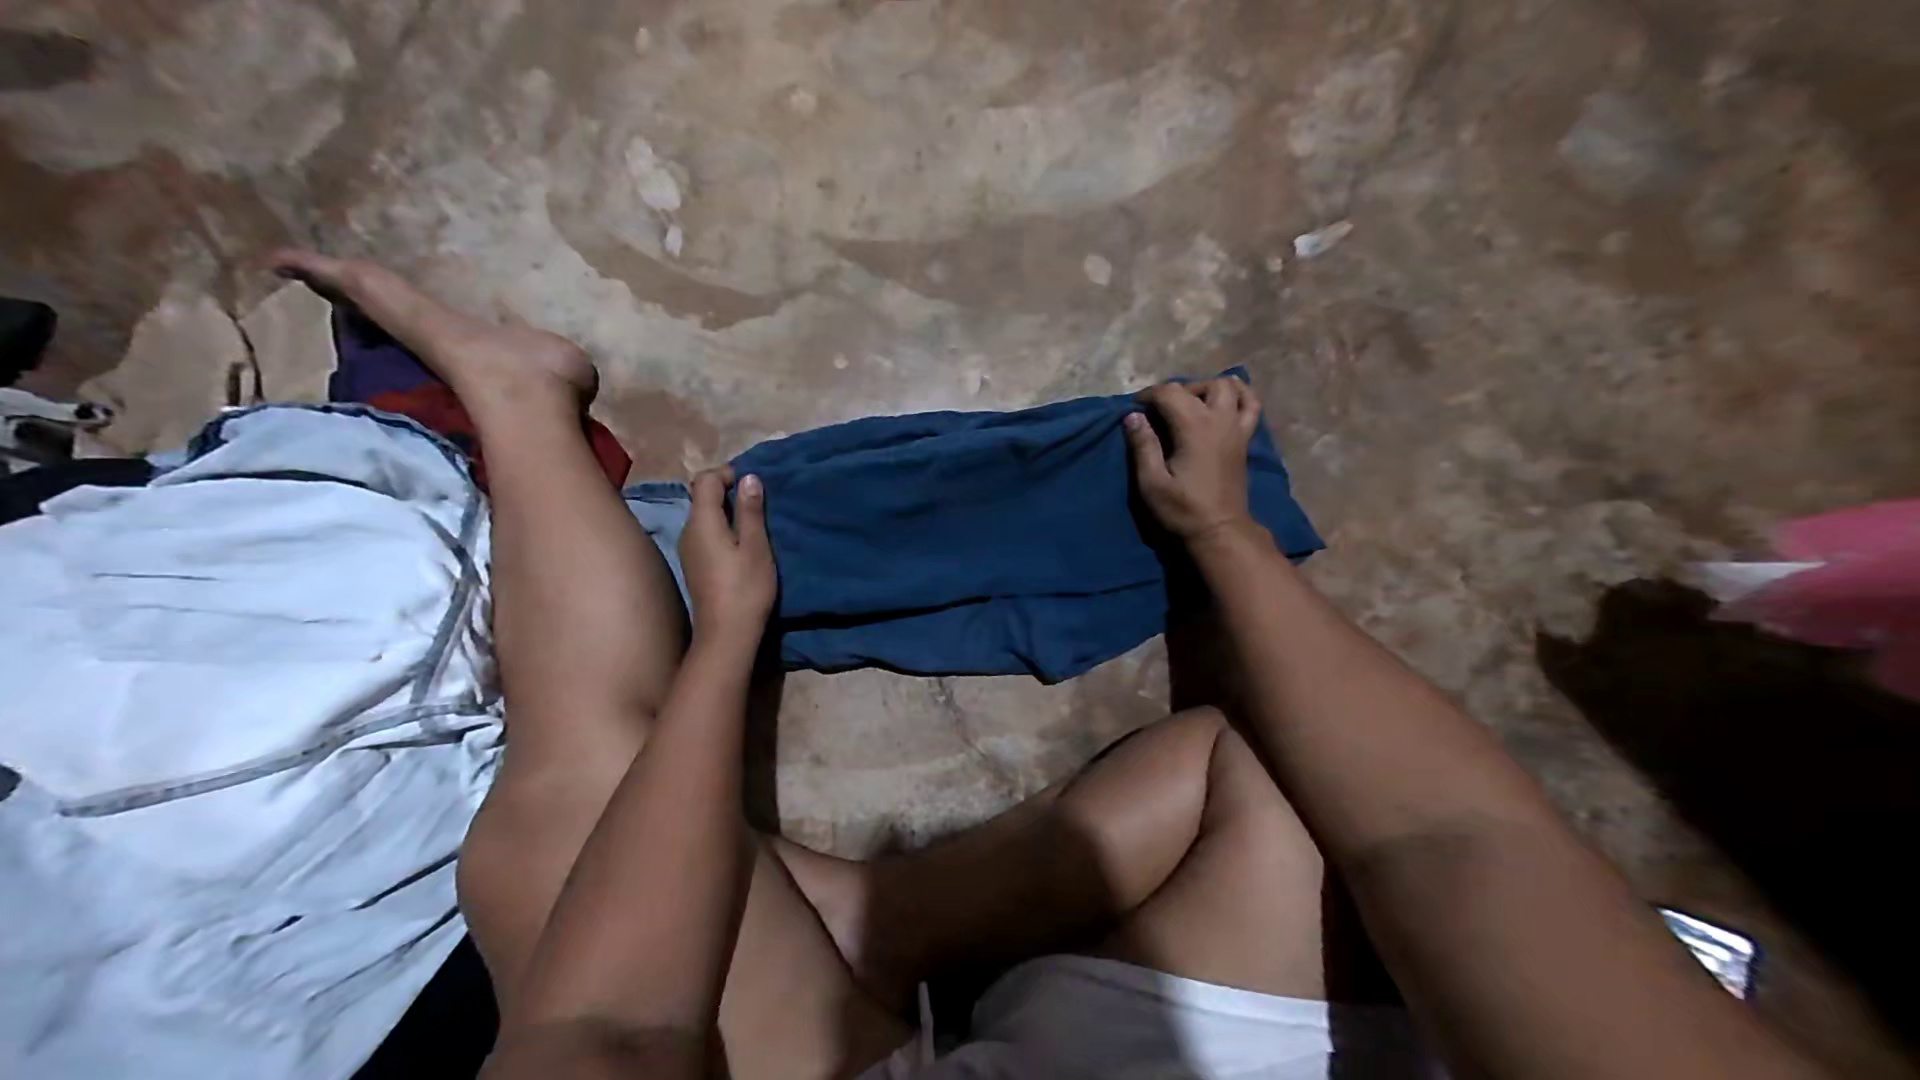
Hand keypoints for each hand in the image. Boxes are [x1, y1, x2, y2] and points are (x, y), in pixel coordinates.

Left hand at [679, 467, 776, 645]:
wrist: (726, 634)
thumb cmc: (745, 588)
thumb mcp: (755, 546)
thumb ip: (750, 510)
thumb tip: (748, 478)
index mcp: (701, 522)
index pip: (705, 480)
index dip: (727, 474)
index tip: (753, 485)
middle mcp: (688, 531)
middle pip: (701, 496)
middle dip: (728, 491)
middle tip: (758, 502)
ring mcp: (688, 549)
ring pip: (704, 516)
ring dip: (727, 511)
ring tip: (754, 522)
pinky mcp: (695, 564)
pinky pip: (706, 533)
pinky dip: (723, 528)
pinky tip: (742, 544)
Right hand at [1124, 376, 1262, 541]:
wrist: (1220, 530)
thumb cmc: (1183, 509)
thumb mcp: (1152, 483)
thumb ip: (1143, 446)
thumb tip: (1133, 417)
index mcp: (1195, 428)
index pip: (1170, 393)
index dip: (1148, 395)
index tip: (1134, 408)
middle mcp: (1220, 420)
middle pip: (1200, 385)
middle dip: (1176, 390)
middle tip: (1159, 409)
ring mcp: (1237, 428)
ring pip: (1229, 387)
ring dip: (1206, 388)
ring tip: (1189, 403)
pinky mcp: (1245, 439)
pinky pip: (1250, 404)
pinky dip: (1239, 395)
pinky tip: (1225, 401)